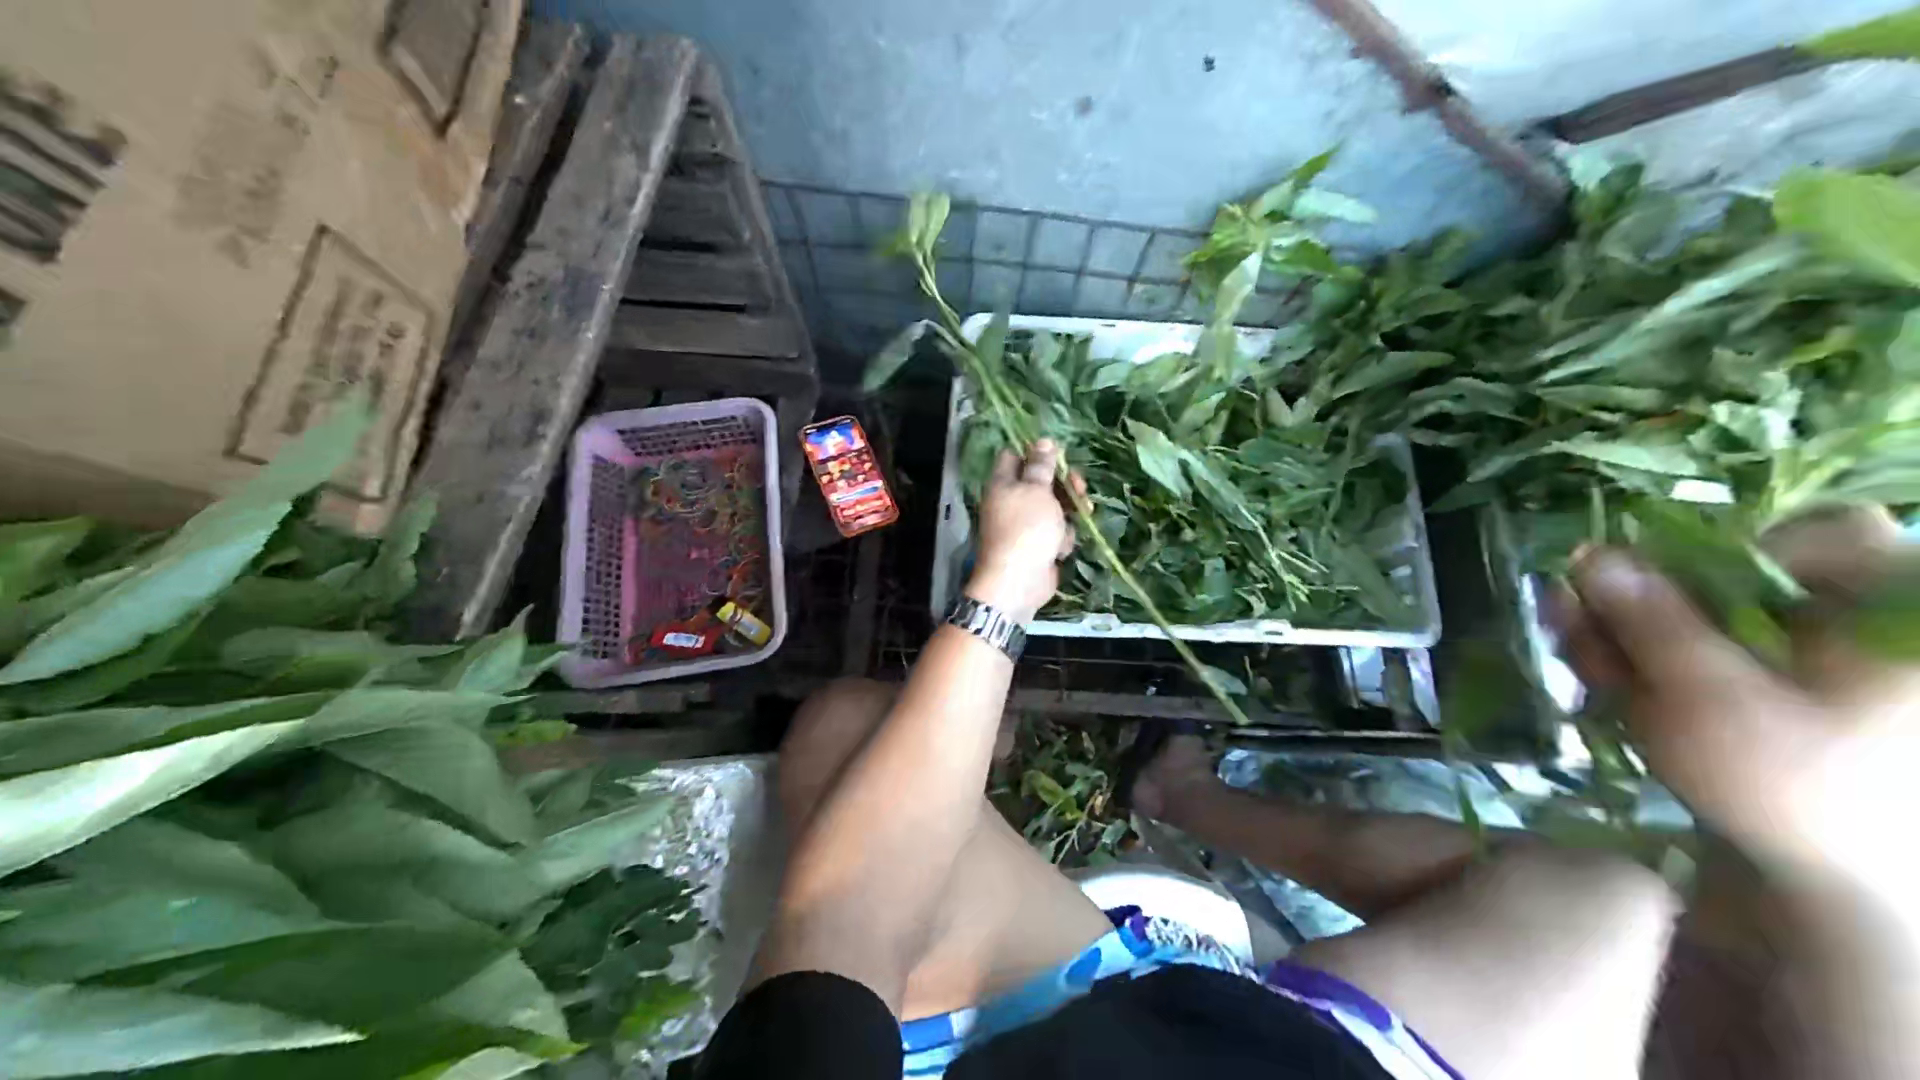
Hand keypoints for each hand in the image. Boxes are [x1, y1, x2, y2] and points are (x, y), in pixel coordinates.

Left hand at [966, 440, 1079, 623]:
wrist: (1019, 581)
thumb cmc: (1027, 529)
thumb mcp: (1037, 490)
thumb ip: (1041, 466)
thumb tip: (1043, 440)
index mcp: (1003, 483)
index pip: (1015, 455)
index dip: (1037, 453)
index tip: (1060, 456)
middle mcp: (1011, 501)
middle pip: (1041, 482)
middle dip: (1064, 484)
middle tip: (1079, 488)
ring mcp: (1024, 525)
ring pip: (1054, 507)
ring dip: (1069, 511)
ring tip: (1083, 515)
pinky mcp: (1038, 546)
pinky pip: (1056, 532)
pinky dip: (1062, 538)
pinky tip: (1062, 547)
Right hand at [1560, 508, 1919, 898]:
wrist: (1839, 895)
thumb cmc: (1794, 790)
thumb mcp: (1706, 699)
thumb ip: (1648, 621)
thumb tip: (1591, 553)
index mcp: (1900, 618)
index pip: (1821, 535)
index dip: (1731, 552)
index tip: (1656, 594)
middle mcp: (1875, 628)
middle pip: (1748, 579)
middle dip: (1649, 604)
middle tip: (1581, 632)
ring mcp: (1832, 664)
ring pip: (1718, 619)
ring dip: (1636, 637)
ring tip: (1590, 671)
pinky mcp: (1791, 693)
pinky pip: (1716, 655)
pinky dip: (1657, 665)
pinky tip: (1615, 687)